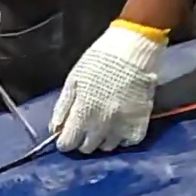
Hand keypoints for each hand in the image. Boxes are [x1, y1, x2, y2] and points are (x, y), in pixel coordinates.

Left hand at [50, 22, 164, 153]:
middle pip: (86, 148)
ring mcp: (121, 124)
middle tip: (86, 127)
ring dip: (103, 140)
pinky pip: (130, 142)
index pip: (67, 144)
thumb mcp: (73, 82)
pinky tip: (120, 127)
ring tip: (104, 126)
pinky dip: (124, 138)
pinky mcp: (140, 121)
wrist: (134, 46)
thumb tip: (55, 130)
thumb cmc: (99, 62)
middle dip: (82, 140)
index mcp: (82, 115)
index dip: (65, 140)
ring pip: (107, 147)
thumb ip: (62, 109)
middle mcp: (101, 125)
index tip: (67, 134)